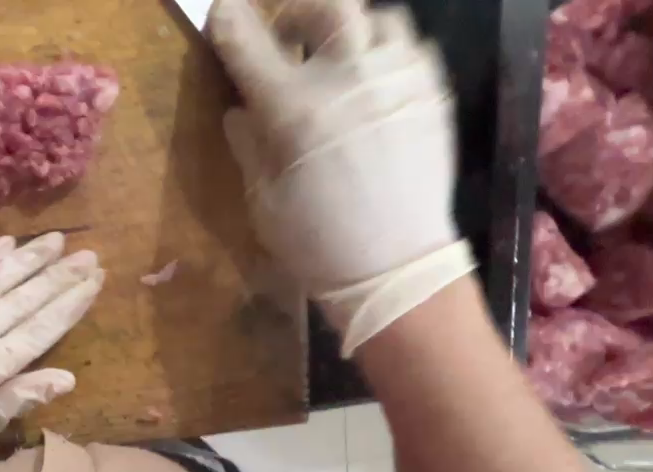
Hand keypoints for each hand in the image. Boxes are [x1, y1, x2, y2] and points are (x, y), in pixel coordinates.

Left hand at [0, 233, 103, 471]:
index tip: (95, 280)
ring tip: (57, 241)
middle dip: (58, 275)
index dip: (70, 303)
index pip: (39, 329)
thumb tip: (69, 378)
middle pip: (22, 299)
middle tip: (88, 255)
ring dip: (27, 259)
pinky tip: (7, 243)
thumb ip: (19, 400)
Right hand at [208, 0, 475, 353]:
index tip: (221, 11)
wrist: (392, 264)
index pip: (250, 46)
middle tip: (287, 37)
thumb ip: (250, 145)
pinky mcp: (432, 86)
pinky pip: (407, 44)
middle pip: (325, 6)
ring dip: (346, 29)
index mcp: (294, 109)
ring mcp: (399, 75)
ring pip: (374, 18)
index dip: (230, 24)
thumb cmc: (313, 241)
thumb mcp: (264, 199)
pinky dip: (382, 51)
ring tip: (336, 58)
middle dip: (297, 15)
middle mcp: (349, 75)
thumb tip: (240, 109)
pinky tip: (371, 82)